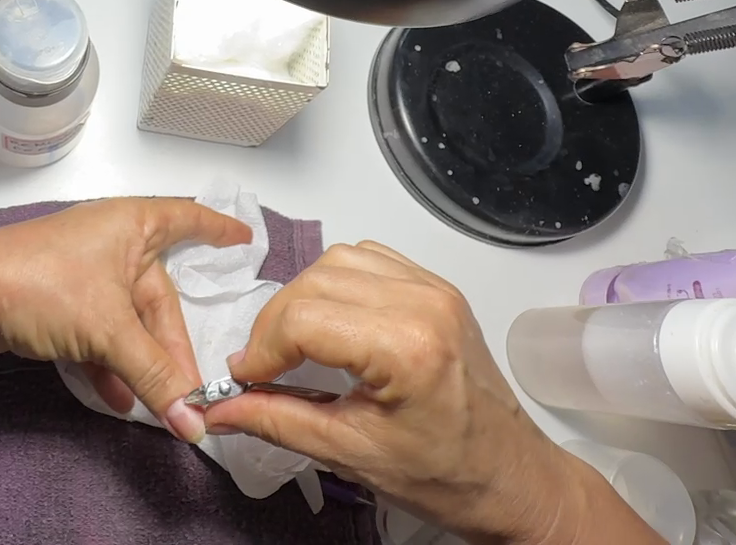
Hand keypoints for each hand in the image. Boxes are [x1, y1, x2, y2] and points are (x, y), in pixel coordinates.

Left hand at [0, 198, 250, 443]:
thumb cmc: (48, 286)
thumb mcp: (109, 330)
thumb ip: (155, 375)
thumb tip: (195, 421)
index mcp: (131, 223)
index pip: (187, 218)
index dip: (217, 228)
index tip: (245, 238)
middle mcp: (111, 239)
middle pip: (156, 294)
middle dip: (171, 345)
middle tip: (189, 391)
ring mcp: (84, 268)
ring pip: (127, 317)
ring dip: (140, 360)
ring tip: (155, 403)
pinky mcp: (60, 295)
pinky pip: (100, 327)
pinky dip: (109, 359)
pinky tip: (115, 397)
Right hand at [199, 242, 596, 544]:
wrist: (517, 478)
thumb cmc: (444, 478)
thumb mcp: (351, 455)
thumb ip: (277, 421)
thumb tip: (218, 408)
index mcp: (406, 348)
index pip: (305, 319)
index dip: (263, 347)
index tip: (244, 377)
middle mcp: (421, 302)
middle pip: (315, 282)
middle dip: (276, 322)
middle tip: (263, 364)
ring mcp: (432, 287)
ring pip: (336, 260)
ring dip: (304, 295)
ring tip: (295, 340)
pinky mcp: (436, 285)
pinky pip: (367, 258)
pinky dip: (336, 280)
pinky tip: (333, 316)